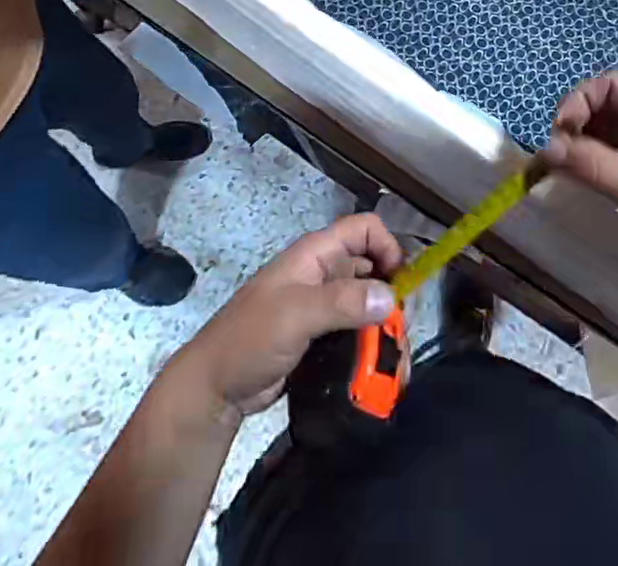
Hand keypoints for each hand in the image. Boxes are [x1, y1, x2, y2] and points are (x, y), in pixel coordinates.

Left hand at [168, 214, 402, 420]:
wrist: (216, 388)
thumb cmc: (250, 339)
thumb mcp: (295, 314)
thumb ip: (343, 302)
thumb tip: (391, 297)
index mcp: (314, 254)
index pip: (363, 229)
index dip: (387, 246)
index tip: (401, 283)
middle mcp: (322, 274)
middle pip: (372, 268)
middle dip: (391, 294)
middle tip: (400, 330)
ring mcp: (321, 306)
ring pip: (367, 303)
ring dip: (384, 326)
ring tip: (394, 358)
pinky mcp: (321, 335)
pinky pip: (356, 330)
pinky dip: (370, 344)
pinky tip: (379, 368)